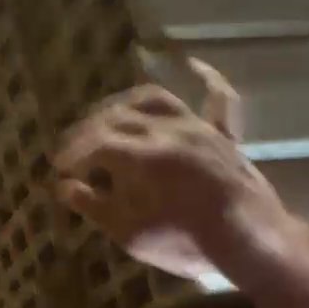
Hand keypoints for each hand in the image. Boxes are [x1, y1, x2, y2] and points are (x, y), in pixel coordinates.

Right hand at [54, 60, 293, 280]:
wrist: (251, 242)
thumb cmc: (186, 243)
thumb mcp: (131, 234)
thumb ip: (95, 207)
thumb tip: (64, 187)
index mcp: (144, 156)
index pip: (95, 144)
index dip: (72, 155)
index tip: (58, 170)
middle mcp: (169, 130)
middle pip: (117, 117)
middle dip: (87, 132)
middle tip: (71, 150)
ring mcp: (198, 128)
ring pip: (155, 100)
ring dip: (123, 104)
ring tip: (105, 117)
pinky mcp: (222, 137)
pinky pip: (216, 100)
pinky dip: (203, 78)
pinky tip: (191, 64)